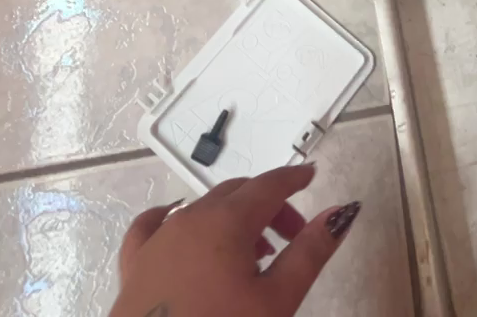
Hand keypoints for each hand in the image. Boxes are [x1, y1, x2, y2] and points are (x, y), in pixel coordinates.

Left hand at [108, 164, 359, 316]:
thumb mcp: (277, 300)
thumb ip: (310, 251)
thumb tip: (342, 210)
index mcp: (228, 221)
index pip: (269, 185)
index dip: (293, 179)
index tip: (311, 176)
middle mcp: (191, 218)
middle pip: (239, 194)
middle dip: (269, 205)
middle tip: (291, 235)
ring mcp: (158, 240)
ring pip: (203, 207)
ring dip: (233, 217)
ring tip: (253, 252)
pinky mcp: (134, 266)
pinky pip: (150, 225)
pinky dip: (171, 216)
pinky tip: (176, 220)